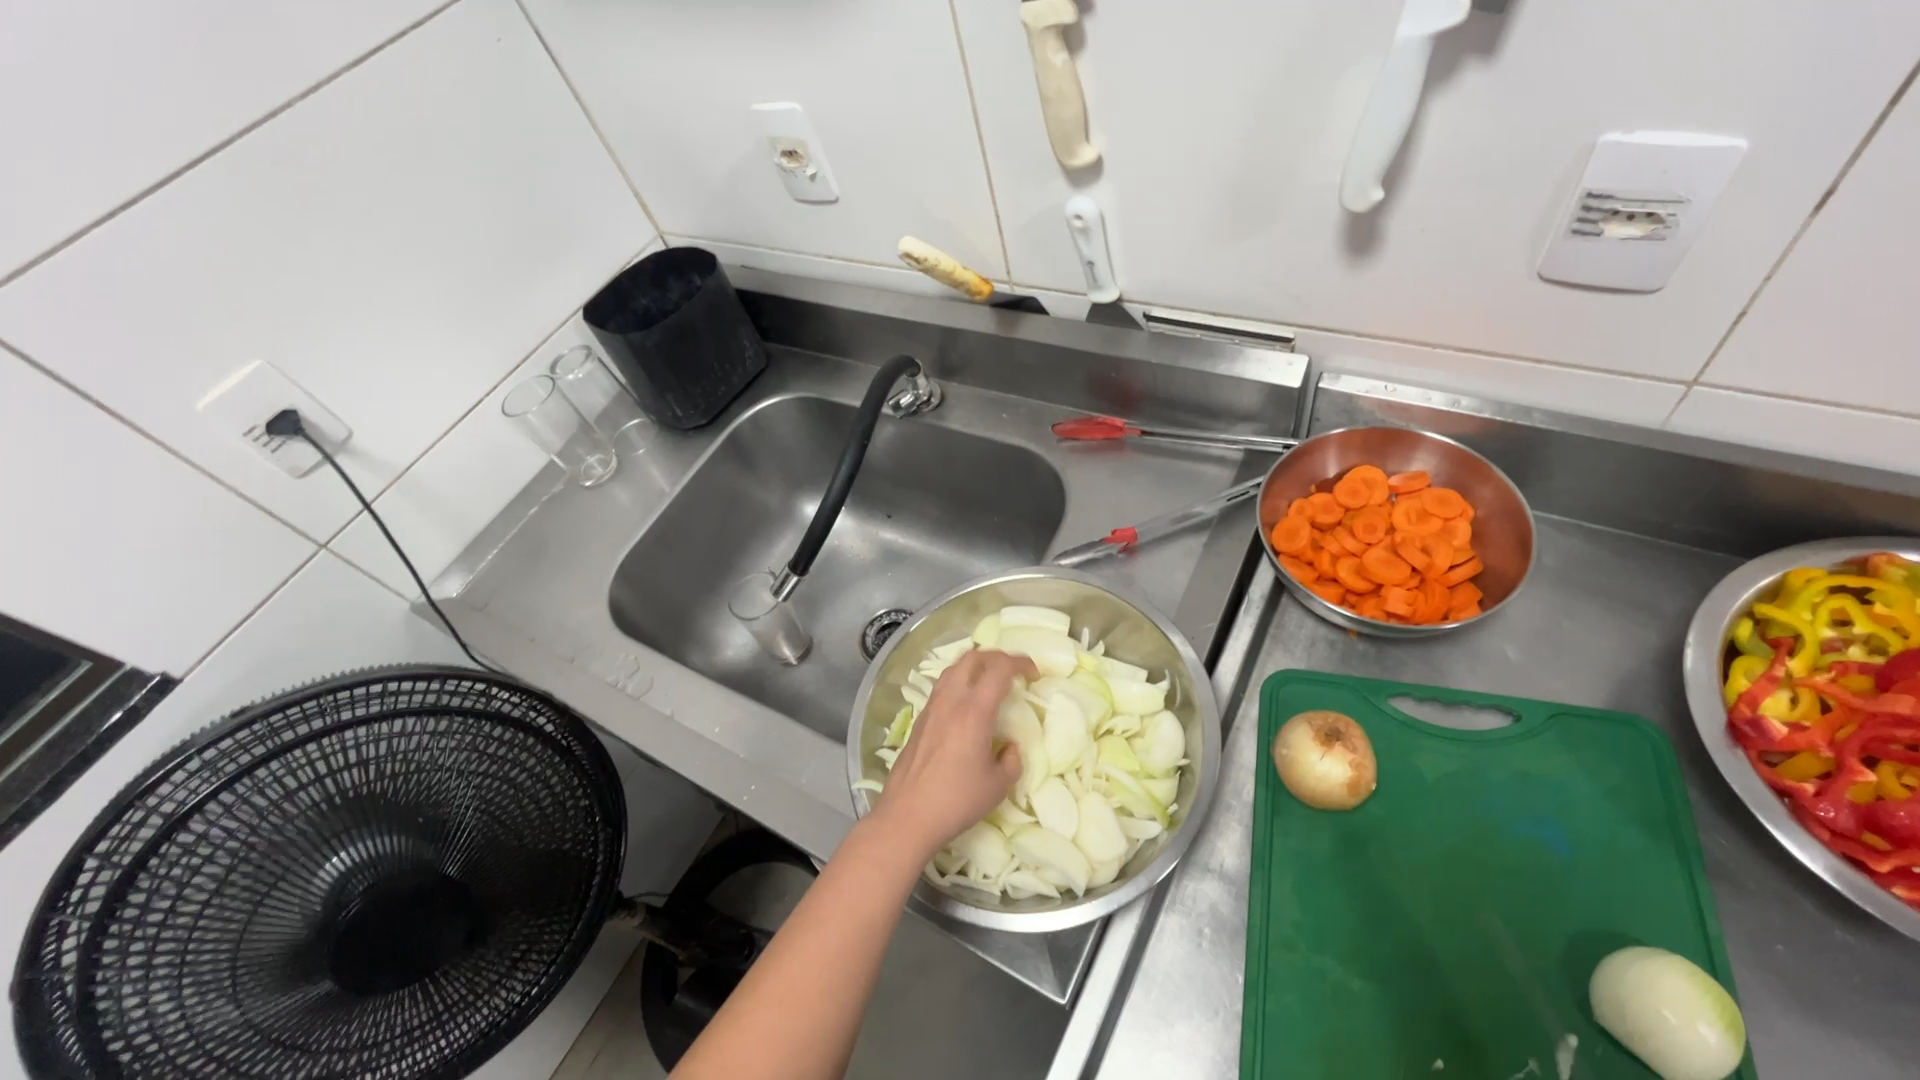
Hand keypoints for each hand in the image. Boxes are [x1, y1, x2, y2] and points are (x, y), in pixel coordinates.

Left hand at [869, 649, 1034, 858]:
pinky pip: (941, 688)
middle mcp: (950, 701)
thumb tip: (1010, 748)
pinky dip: (959, 684)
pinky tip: (966, 706)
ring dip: (975, 667)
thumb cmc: (957, 801)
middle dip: (996, 657)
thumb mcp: (998, 785)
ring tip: (989, 683)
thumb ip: (1012, 760)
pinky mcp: (918, 721)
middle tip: (1012, 671)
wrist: (908, 815)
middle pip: (972, 657)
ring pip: (953, 670)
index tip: (1033, 674)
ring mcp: (930, 709)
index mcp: (974, 711)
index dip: (1020, 663)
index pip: (999, 668)